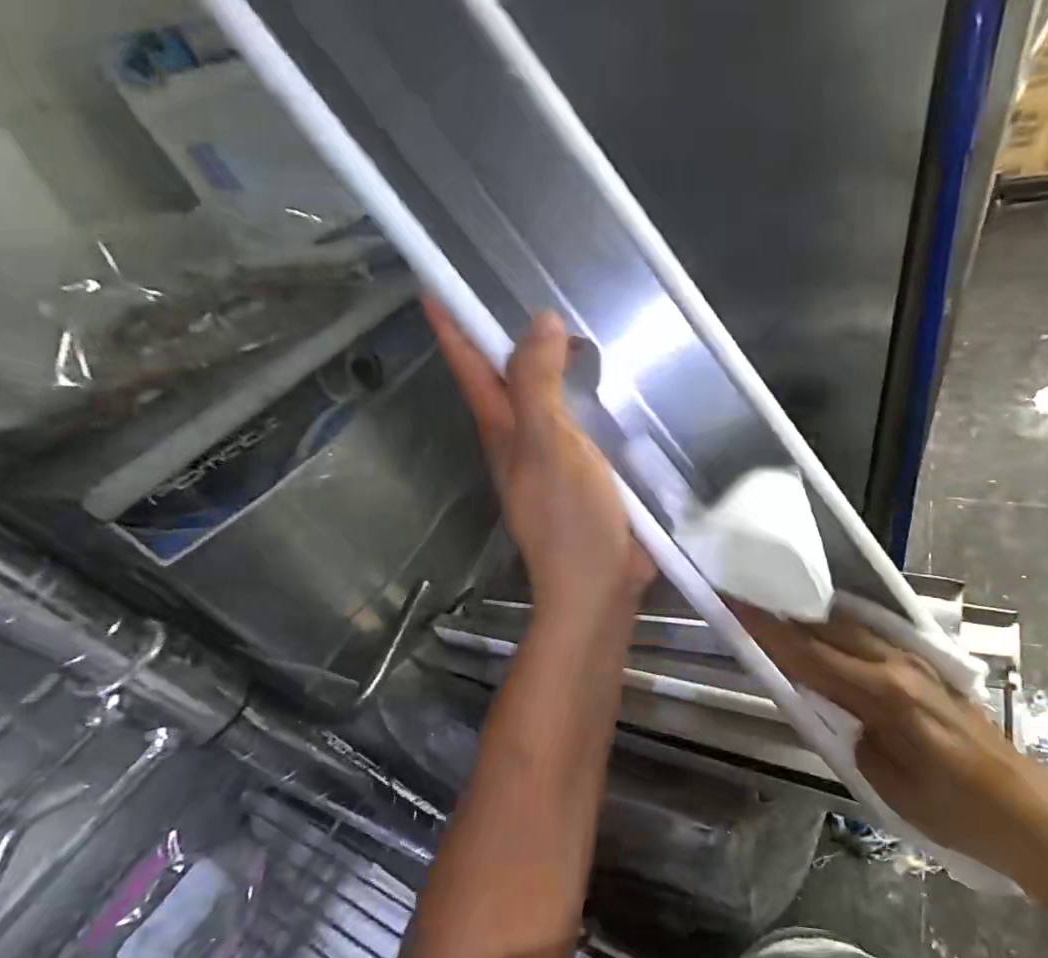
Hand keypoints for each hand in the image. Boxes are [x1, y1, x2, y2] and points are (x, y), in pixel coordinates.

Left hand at [428, 301, 655, 618]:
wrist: (599, 585)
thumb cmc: (569, 518)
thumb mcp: (549, 445)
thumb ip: (540, 385)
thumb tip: (541, 322)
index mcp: (503, 428)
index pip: (471, 365)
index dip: (453, 325)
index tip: (436, 283)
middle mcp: (521, 438)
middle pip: (505, 377)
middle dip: (506, 335)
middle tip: (526, 291)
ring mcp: (554, 458)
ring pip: (546, 399)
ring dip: (553, 365)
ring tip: (576, 328)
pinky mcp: (587, 473)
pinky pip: (582, 421)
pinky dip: (588, 396)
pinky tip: (611, 387)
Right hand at [732, 603, 1036, 870]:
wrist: (1023, 812)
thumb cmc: (953, 811)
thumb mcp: (887, 783)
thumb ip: (854, 737)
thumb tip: (842, 713)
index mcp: (883, 693)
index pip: (810, 655)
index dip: (768, 630)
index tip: (735, 602)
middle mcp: (899, 665)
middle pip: (831, 628)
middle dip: (787, 616)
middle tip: (750, 603)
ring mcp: (919, 664)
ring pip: (855, 629)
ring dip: (816, 621)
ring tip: (782, 617)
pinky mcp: (931, 672)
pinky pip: (876, 640)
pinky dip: (844, 635)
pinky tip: (832, 640)